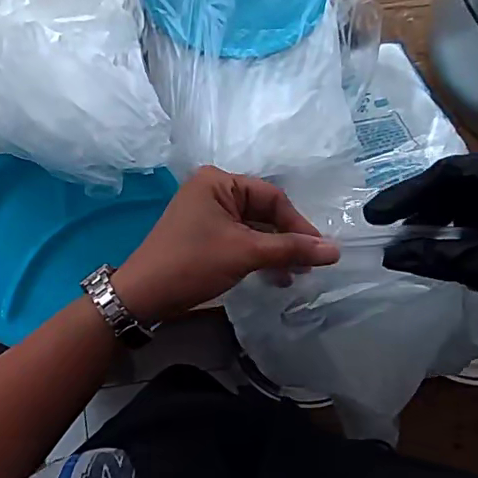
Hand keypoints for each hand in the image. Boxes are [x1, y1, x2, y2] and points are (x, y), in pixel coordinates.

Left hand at [114, 167, 339, 323]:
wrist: (143, 295)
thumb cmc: (193, 263)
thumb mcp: (245, 253)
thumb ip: (290, 249)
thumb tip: (335, 251)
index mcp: (218, 181)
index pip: (272, 197)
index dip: (298, 224)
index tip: (319, 252)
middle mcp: (211, 191)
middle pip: (263, 212)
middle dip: (286, 240)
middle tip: (308, 266)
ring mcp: (205, 214)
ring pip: (252, 229)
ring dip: (274, 251)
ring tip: (293, 276)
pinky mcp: (202, 236)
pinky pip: (239, 240)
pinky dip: (257, 256)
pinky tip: (272, 276)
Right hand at [363, 154, 477, 399]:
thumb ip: (437, 257)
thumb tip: (389, 254)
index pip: (457, 174)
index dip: (412, 190)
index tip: (378, 213)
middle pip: (460, 187)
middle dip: (420, 204)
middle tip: (386, 224)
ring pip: (467, 207)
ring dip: (433, 220)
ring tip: (405, 239)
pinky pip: (477, 228)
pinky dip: (450, 237)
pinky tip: (430, 249)